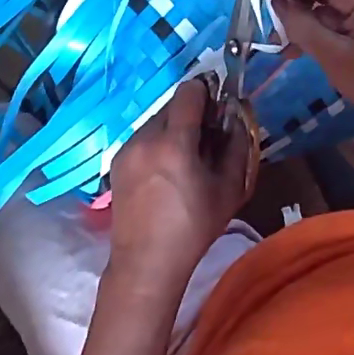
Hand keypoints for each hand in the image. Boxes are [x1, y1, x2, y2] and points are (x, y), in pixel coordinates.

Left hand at [108, 77, 254, 281]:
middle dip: (190, 113)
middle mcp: (145, 137)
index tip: (218, 105)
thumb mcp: (228, 190)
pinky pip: (141, 138)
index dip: (206, 92)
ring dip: (172, 127)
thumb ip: (236, 146)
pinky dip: (156, 142)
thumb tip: (237, 117)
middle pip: (171, 105)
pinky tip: (164, 170)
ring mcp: (126, 148)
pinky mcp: (116, 161)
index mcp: (174, 142)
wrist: (146, 262)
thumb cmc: (193, 228)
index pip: (188, 92)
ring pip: (154, 120)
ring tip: (185, 156)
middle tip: (206, 136)